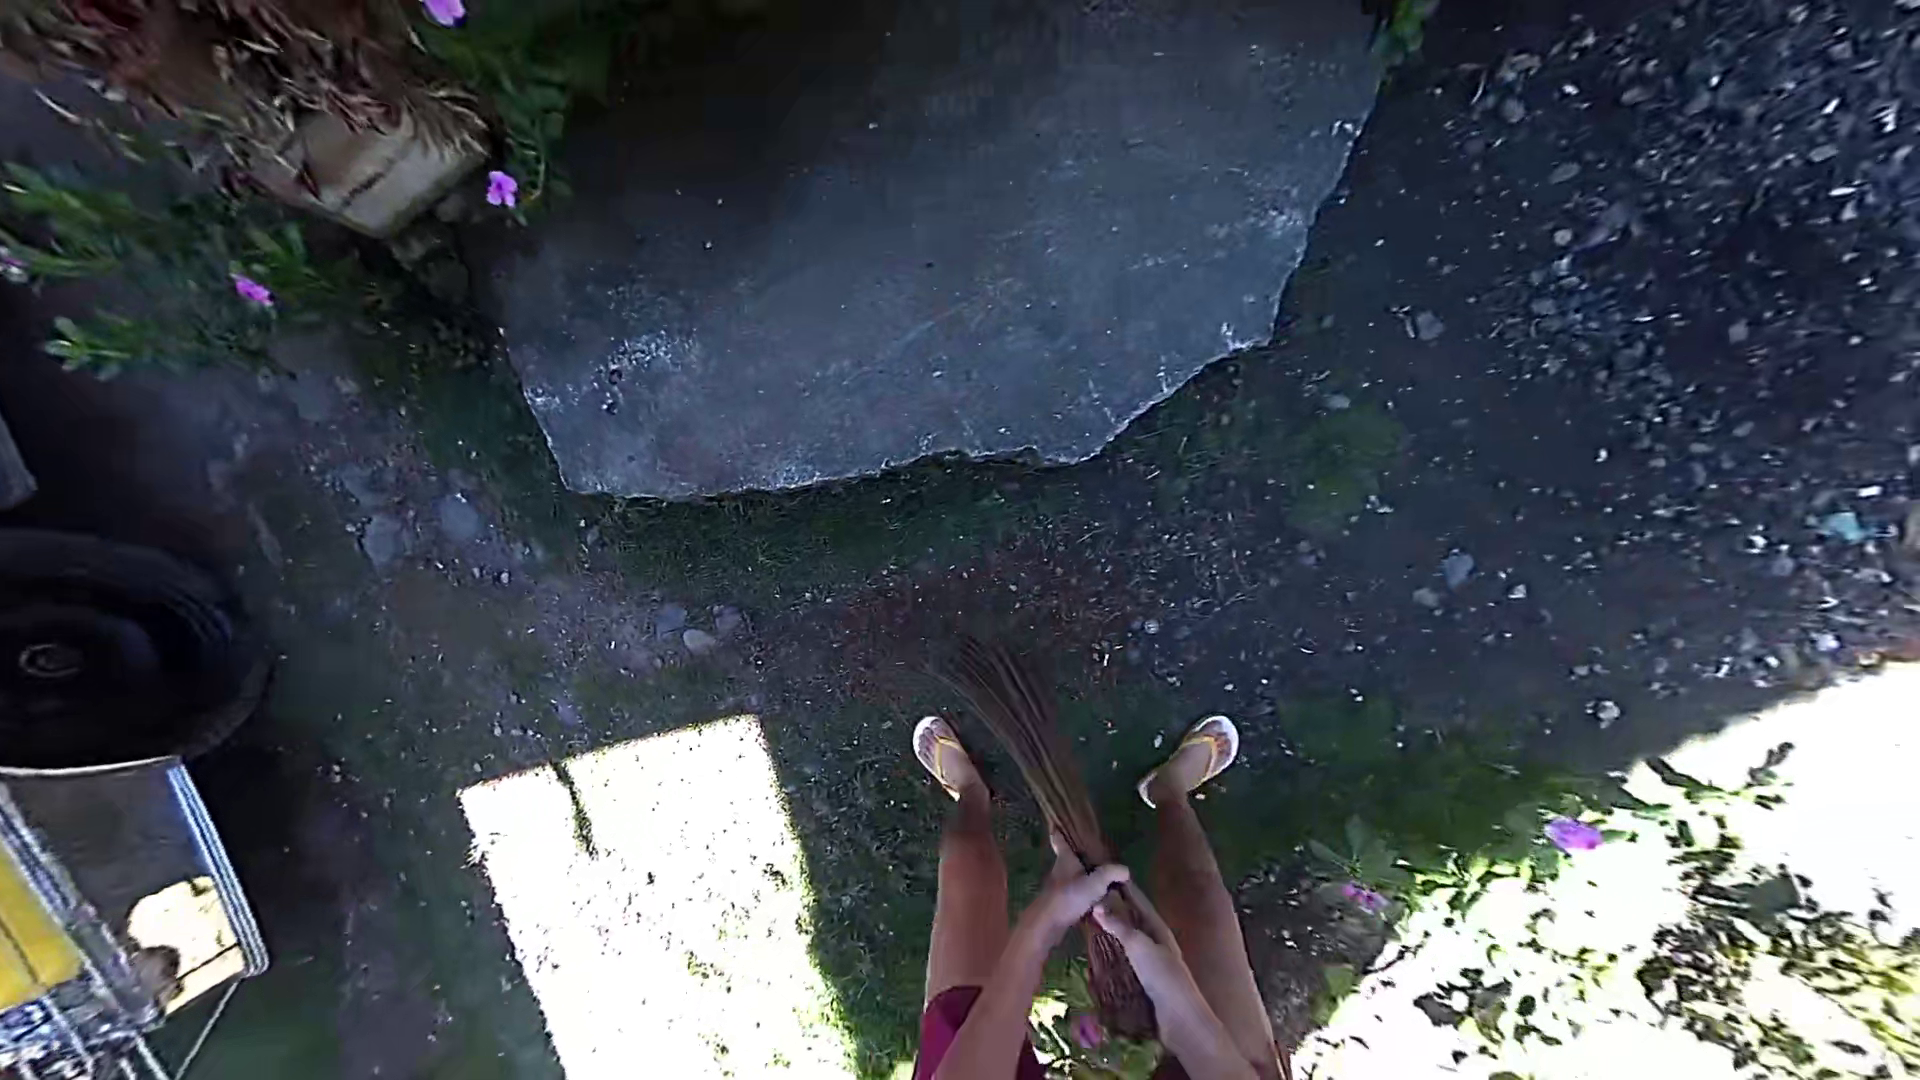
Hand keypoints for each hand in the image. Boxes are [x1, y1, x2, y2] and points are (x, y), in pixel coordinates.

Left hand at [1013, 833, 1129, 949]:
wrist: (1050, 922)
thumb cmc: (1070, 895)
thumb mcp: (1095, 882)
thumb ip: (1111, 874)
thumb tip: (1126, 870)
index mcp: (1066, 857)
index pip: (1060, 839)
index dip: (1060, 830)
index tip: (1061, 824)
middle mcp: (1061, 868)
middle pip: (1071, 858)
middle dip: (1082, 858)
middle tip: (1100, 858)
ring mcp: (1060, 885)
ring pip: (1075, 877)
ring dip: (1086, 880)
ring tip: (1106, 883)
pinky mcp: (1062, 901)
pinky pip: (1077, 894)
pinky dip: (1086, 896)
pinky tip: (1099, 902)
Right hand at [1092, 883, 1204, 1012]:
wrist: (1180, 1019)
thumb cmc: (1161, 975)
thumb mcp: (1138, 944)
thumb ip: (1118, 924)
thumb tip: (1097, 904)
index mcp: (1157, 925)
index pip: (1137, 898)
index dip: (1123, 884)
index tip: (1105, 871)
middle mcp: (1156, 938)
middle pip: (1133, 915)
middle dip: (1116, 904)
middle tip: (1092, 894)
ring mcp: (1152, 958)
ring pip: (1130, 935)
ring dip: (1114, 926)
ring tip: (1092, 918)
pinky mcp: (1147, 977)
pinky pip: (1127, 954)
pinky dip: (1115, 947)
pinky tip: (1103, 949)